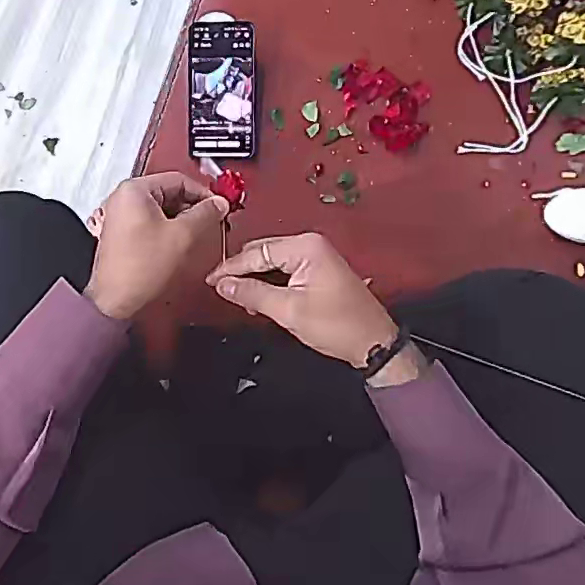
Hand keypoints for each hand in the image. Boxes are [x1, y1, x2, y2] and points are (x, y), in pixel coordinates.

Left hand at [85, 173, 228, 318]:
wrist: (115, 300)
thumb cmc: (137, 268)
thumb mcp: (182, 235)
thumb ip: (205, 214)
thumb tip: (218, 203)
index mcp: (134, 190)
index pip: (178, 179)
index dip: (203, 192)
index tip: (217, 205)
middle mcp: (124, 198)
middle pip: (169, 192)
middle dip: (192, 206)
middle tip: (210, 218)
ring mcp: (121, 215)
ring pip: (161, 207)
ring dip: (181, 218)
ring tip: (196, 232)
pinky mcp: (122, 231)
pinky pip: (151, 220)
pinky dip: (168, 227)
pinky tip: (179, 241)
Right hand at [206, 233, 398, 369]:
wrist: (374, 342)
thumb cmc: (335, 325)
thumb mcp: (288, 311)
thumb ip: (252, 294)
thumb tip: (222, 285)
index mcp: (305, 246)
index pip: (257, 252)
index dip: (231, 267)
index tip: (210, 280)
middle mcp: (310, 242)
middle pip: (264, 251)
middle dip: (241, 270)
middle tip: (219, 288)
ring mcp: (316, 253)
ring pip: (273, 260)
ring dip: (255, 276)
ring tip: (236, 295)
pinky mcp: (319, 266)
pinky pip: (286, 267)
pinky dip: (270, 280)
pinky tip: (258, 296)